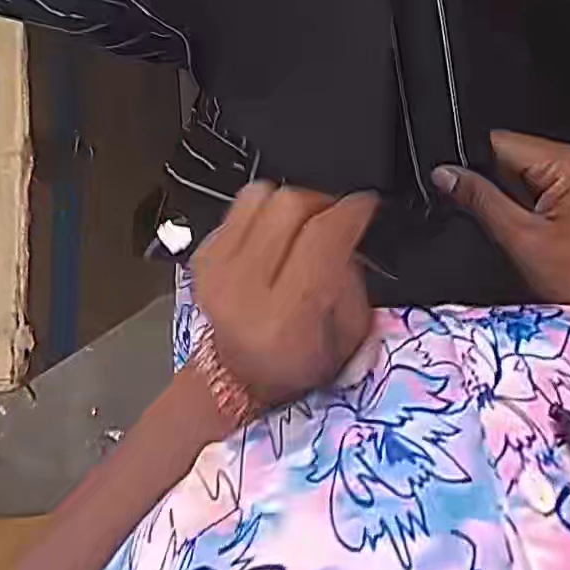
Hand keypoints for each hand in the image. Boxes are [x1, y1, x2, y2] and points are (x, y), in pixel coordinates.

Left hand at [189, 182, 378, 407]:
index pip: (321, 237)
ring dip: (292, 204)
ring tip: (304, 225)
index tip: (366, 204)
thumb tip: (347, 231)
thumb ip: (355, 279)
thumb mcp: (349, 336)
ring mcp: (216, 268)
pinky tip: (276, 234)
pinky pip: (241, 204)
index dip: (352, 210)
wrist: (238, 374)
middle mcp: (242, 289)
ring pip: (263, 195)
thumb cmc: (297, 361)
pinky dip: (266, 211)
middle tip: (335, 220)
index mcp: (283, 317)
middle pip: (291, 205)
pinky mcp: (203, 254)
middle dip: (323, 203)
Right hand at [434, 131, 569, 343]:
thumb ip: (479, 199)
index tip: (456, 187)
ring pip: (527, 174)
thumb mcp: (522, 240)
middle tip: (506, 225)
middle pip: (515, 156)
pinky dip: (532, 209)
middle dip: (496, 187)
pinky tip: (541, 236)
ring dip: (515, 200)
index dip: (473, 164)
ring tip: (530, 235)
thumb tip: (445, 174)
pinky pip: (545, 188)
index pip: (503, 141)